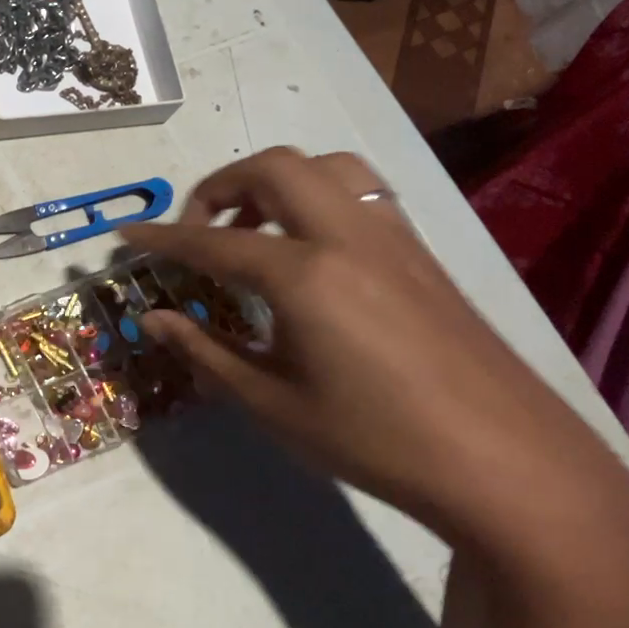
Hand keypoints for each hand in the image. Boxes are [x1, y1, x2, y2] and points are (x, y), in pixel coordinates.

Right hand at [120, 148, 628, 546]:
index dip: (162, 237)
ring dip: (274, 183)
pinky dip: (316, 198)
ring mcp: (394, 240)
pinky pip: (361, 194)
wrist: (503, 460)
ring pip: (327, 167)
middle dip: (220, 187)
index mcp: (305, 276)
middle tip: (195, 233)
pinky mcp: (422, 254)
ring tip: (249, 232)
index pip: (213, 241)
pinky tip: (305, 253)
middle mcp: (349, 238)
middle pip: (275, 168)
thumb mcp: (269, 403)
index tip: (126, 235)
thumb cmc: (371, 438)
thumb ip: (204, 350)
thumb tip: (153, 318)